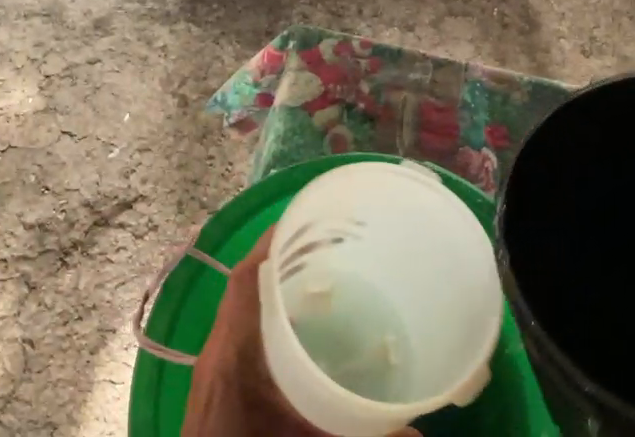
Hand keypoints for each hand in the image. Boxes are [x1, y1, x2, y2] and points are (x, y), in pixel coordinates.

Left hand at [181, 226, 418, 436]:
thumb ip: (360, 430)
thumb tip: (419, 430)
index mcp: (233, 351)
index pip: (247, 279)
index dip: (274, 242)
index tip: (308, 218)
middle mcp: (219, 349)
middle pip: (247, 285)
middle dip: (285, 259)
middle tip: (331, 246)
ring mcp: (215, 365)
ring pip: (244, 308)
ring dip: (277, 287)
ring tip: (321, 276)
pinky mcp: (219, 382)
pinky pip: (244, 331)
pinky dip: (272, 318)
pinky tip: (303, 331)